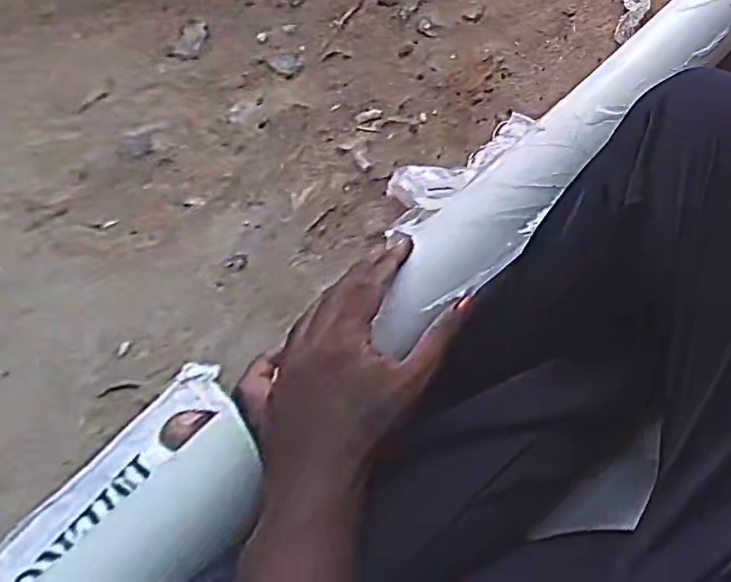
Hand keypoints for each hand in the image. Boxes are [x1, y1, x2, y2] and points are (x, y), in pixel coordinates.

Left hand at [239, 236, 465, 495]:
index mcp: (341, 338)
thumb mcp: (414, 380)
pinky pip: (268, 363)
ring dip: (329, 298)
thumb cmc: (367, 434)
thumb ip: (441, 337)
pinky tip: (285, 347)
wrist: (319, 485)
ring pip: (305, 320)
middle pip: (335, 295)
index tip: (401, 246)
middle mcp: (306, 348)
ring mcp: (282, 373)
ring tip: (349, 287)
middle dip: (361, 271)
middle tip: (382, 256)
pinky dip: (280, 347)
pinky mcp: (266, 399)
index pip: (366, 285)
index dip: (385, 261)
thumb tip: (464, 303)